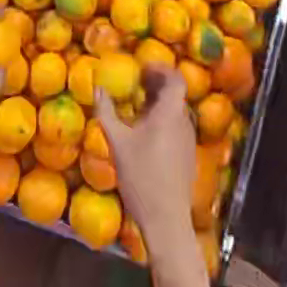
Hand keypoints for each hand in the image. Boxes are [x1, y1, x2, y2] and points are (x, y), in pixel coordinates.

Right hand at [98, 66, 197, 236]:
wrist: (166, 218)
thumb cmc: (141, 176)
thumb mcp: (118, 143)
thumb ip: (107, 113)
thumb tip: (98, 88)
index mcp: (170, 112)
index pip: (175, 78)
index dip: (161, 69)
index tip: (143, 67)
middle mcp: (183, 120)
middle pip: (175, 93)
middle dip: (157, 84)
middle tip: (136, 83)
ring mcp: (188, 138)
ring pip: (176, 110)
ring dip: (159, 102)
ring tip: (137, 106)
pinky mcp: (188, 154)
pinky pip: (176, 125)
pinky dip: (163, 119)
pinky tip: (145, 132)